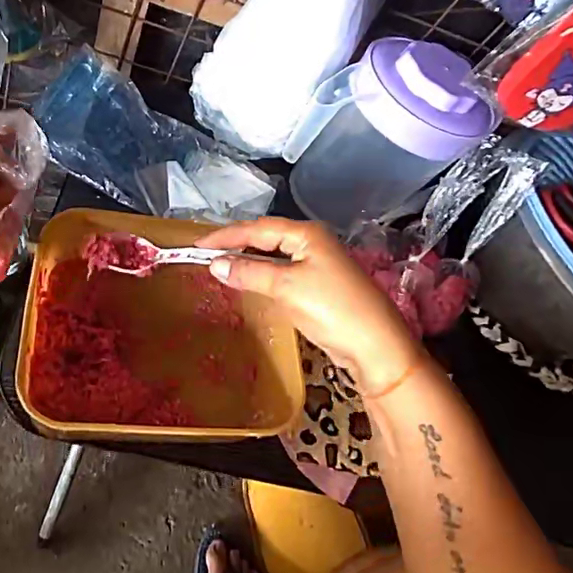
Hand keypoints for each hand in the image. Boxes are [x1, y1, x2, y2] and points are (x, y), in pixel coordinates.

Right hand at [197, 218, 427, 395]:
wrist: (374, 344)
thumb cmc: (331, 308)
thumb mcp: (286, 287)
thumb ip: (249, 273)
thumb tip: (216, 264)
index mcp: (307, 234)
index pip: (258, 228)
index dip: (226, 235)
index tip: (198, 245)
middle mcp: (314, 242)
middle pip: (268, 237)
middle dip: (237, 244)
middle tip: (206, 253)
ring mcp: (319, 264)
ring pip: (276, 255)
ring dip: (250, 259)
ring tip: (221, 265)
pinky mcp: (320, 286)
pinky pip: (284, 272)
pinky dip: (264, 275)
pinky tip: (251, 282)